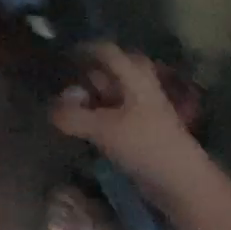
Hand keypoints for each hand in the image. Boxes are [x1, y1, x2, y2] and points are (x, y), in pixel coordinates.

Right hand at [51, 44, 206, 195]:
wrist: (180, 180)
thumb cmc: (145, 144)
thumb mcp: (104, 128)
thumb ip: (73, 116)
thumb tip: (50, 110)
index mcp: (135, 77)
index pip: (108, 52)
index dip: (85, 50)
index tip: (62, 55)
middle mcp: (139, 88)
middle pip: (109, 72)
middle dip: (86, 77)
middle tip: (61, 85)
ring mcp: (140, 110)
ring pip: (111, 95)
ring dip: (90, 99)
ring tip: (65, 108)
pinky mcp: (139, 132)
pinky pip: (113, 116)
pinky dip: (97, 117)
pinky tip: (81, 127)